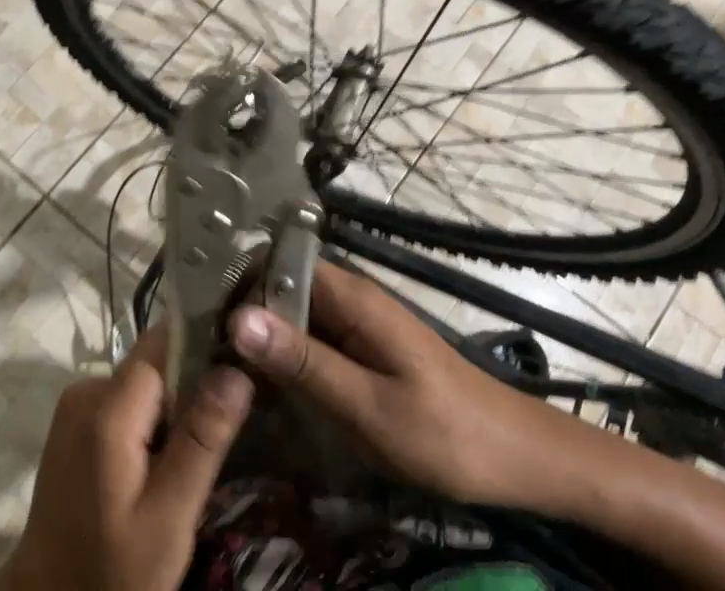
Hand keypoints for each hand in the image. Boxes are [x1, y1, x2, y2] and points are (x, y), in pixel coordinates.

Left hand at [0, 324, 254, 590]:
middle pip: (154, 363)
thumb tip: (236, 369)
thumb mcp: (170, 513)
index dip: (205, 347)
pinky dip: (152, 424)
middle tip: (231, 426)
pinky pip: (125, 404)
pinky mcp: (75, 426)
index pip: (164, 342)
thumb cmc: (111, 567)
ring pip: (143, 385)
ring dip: (175, 410)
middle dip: (194, 386)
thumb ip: (202, 439)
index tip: (244, 365)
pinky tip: (168, 462)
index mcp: (106, 407)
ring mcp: (75, 407)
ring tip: (204, 450)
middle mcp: (85, 391)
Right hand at [226, 260, 589, 514]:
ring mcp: (360, 326)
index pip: (278, 263)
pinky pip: (312, 342)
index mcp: (353, 298)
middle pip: (280, 287)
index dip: (238, 285)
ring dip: (260, 341)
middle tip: (205, 360)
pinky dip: (285, 360)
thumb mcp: (367, 405)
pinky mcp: (365, 351)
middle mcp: (353, 300)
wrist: (520, 460)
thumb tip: (237, 318)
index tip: (203, 325)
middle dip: (242, 316)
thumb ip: (303, 362)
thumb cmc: (446, 434)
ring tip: (221, 376)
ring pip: (293, 316)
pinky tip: (262, 391)